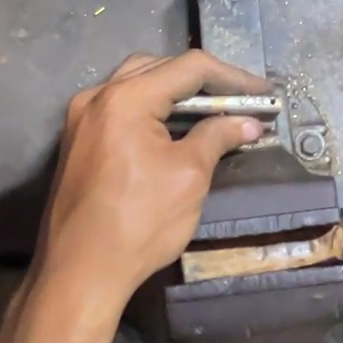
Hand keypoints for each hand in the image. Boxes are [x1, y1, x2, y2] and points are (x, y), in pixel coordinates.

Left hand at [36, 51, 270, 308]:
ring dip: (177, 92)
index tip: (263, 93)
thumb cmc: (138, 224)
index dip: (233, 77)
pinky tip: (176, 127)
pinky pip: (121, 106)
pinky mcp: (78, 140)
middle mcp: (98, 96)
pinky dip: (153, 108)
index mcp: (125, 99)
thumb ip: (217, 137)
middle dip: (205, 80)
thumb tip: (248, 123)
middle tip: (241, 98)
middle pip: (161, 67)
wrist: (78, 275)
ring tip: (214, 108)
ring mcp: (82, 117)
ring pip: (138, 83)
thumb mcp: (189, 177)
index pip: (189, 67)